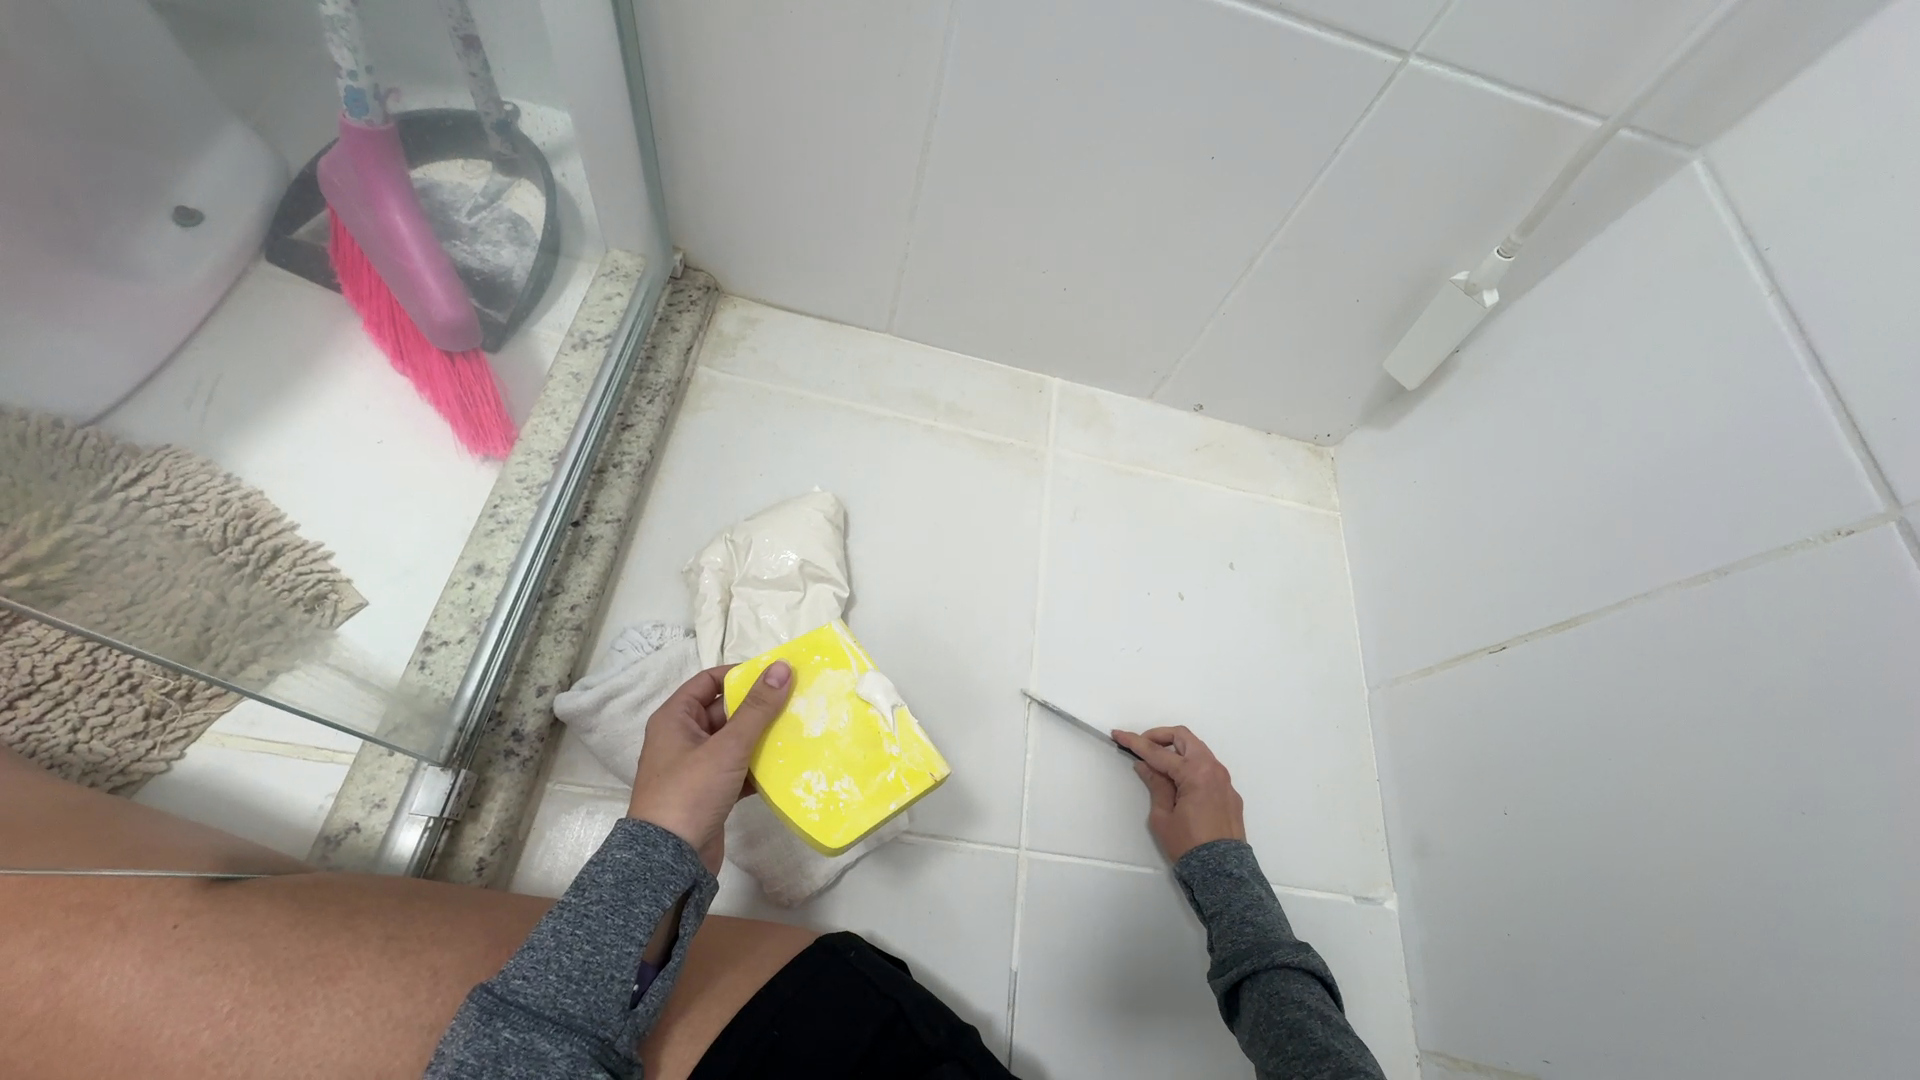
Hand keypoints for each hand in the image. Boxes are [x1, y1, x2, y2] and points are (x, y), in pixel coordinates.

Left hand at [628, 661, 792, 874]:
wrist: (670, 861)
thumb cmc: (691, 792)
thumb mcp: (728, 746)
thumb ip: (758, 707)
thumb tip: (783, 667)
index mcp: (675, 718)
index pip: (709, 681)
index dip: (741, 674)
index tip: (776, 675)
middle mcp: (682, 738)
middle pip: (724, 710)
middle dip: (758, 707)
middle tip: (796, 701)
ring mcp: (695, 767)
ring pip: (734, 741)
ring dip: (761, 737)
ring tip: (798, 729)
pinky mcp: (709, 792)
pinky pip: (737, 768)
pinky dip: (757, 765)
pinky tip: (786, 765)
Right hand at [1112, 726, 1245, 862]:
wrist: (1223, 873)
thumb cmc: (1188, 845)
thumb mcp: (1163, 816)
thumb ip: (1156, 785)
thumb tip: (1146, 766)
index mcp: (1195, 773)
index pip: (1159, 752)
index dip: (1135, 742)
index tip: (1119, 735)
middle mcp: (1213, 770)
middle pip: (1184, 737)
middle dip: (1159, 736)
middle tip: (1142, 746)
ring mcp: (1225, 780)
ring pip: (1198, 750)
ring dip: (1177, 750)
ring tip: (1158, 765)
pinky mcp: (1230, 793)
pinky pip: (1208, 768)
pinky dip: (1190, 765)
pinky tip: (1179, 782)